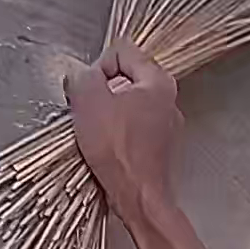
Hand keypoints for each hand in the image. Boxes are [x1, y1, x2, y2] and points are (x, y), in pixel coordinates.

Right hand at [64, 39, 182, 224]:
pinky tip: (107, 151)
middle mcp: (169, 102)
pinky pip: (133, 132)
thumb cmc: (118, 151)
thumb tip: (80, 76)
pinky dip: (118, 137)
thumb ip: (82, 77)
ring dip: (108, 116)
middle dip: (102, 92)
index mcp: (158, 81)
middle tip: (89, 112)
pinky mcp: (159, 151)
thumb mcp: (88, 101)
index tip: (88, 89)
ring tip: (97, 135)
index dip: (97, 66)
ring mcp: (167, 128)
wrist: (139, 197)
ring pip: (128, 108)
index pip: (122, 51)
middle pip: (126, 79)